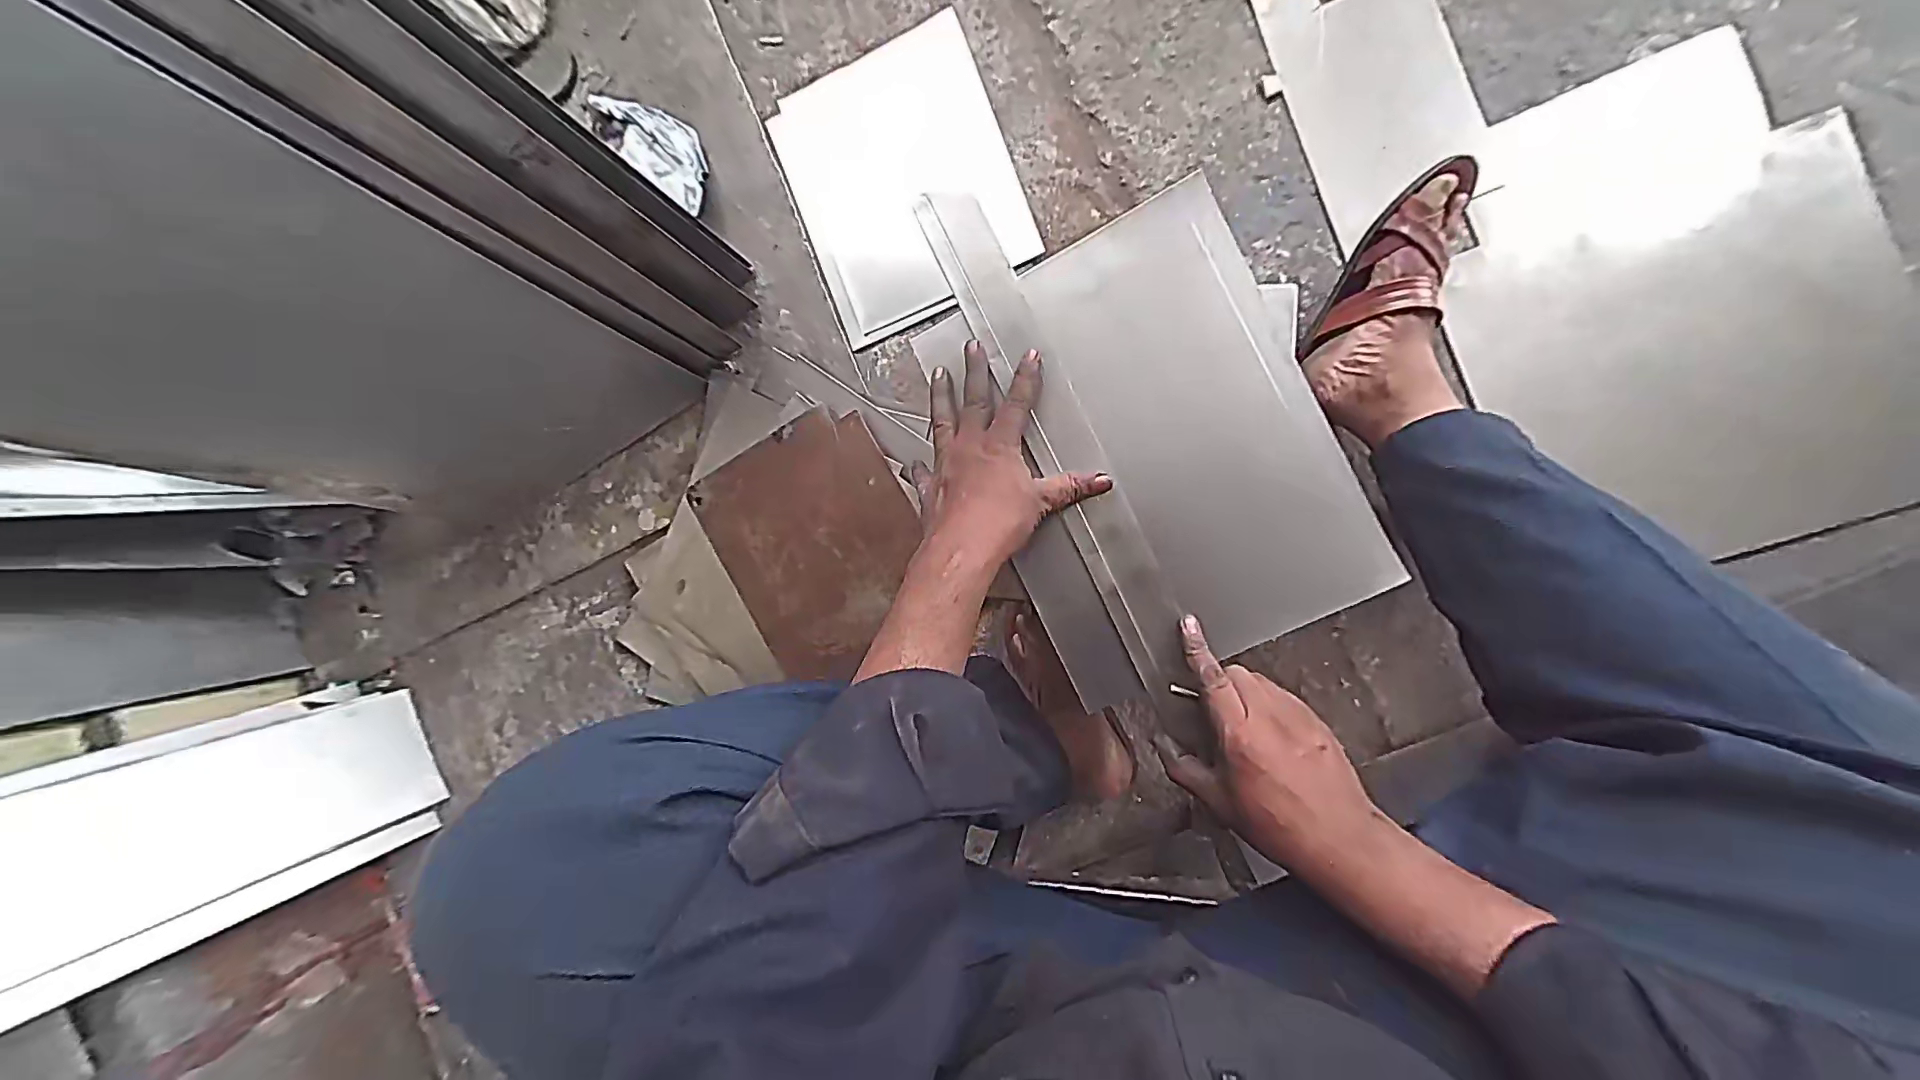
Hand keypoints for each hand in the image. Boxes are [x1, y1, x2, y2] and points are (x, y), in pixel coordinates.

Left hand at [909, 340, 1110, 572]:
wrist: (962, 548)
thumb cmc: (998, 523)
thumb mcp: (1041, 502)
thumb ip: (1068, 487)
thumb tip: (1098, 481)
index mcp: (999, 446)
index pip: (1017, 403)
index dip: (1026, 378)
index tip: (1029, 356)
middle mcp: (968, 447)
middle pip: (973, 401)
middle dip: (974, 372)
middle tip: (971, 348)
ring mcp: (945, 464)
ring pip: (941, 421)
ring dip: (940, 397)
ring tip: (937, 376)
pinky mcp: (930, 487)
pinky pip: (922, 471)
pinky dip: (918, 465)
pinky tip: (913, 461)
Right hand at [1157, 615, 1389, 873]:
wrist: (1340, 840)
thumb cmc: (1283, 826)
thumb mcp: (1221, 803)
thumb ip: (1188, 771)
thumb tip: (1172, 755)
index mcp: (1241, 735)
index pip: (1213, 678)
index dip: (1197, 649)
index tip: (1189, 628)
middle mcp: (1271, 718)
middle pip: (1238, 672)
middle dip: (1221, 680)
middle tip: (1214, 707)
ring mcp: (1298, 717)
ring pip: (1262, 682)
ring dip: (1246, 692)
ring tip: (1244, 728)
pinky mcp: (1317, 723)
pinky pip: (1285, 698)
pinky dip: (1270, 706)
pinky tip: (1270, 737)